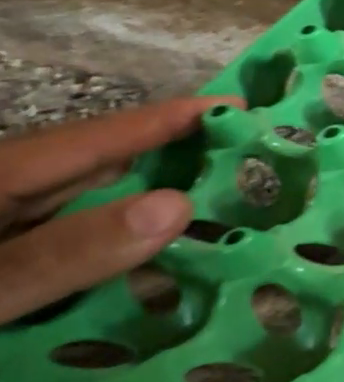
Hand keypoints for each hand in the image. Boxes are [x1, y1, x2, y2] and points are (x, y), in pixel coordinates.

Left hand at [0, 98, 231, 324]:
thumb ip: (62, 253)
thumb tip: (181, 203)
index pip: (100, 139)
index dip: (173, 119)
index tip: (247, 105)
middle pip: (93, 172)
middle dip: (172, 164)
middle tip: (253, 164)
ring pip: (74, 217)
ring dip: (141, 216)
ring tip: (216, 215)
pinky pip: (52, 258)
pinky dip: (101, 260)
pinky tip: (134, 276)